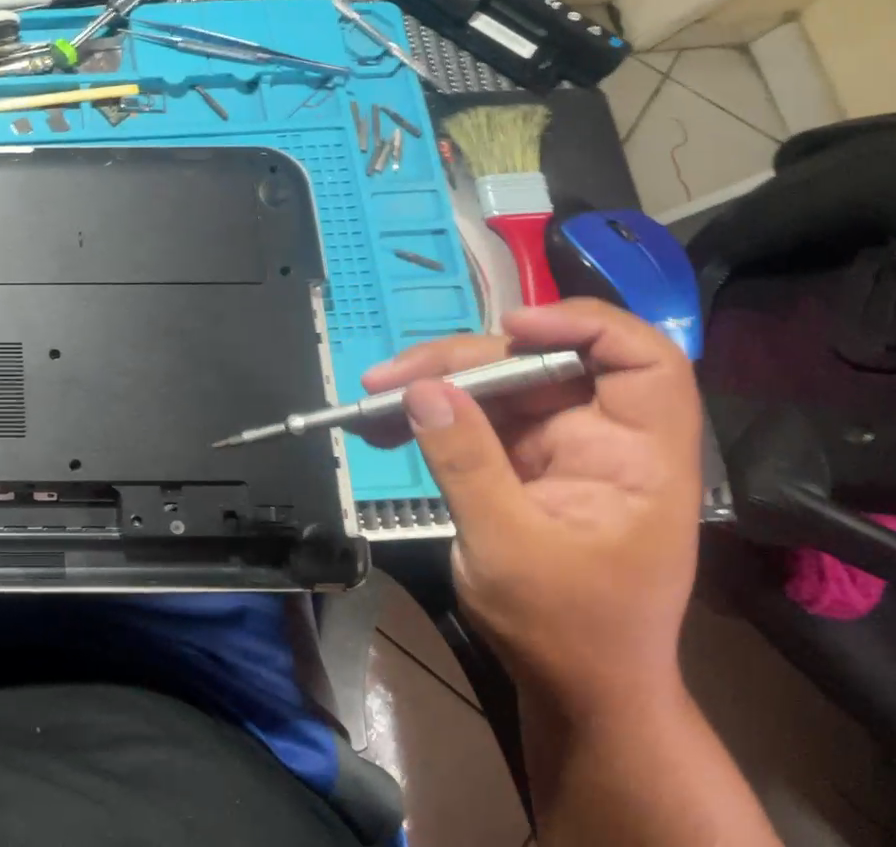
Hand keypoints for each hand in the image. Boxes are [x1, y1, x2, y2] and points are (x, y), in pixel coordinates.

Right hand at [359, 299, 702, 712]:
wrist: (574, 684)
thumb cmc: (565, 626)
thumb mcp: (507, 545)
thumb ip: (466, 462)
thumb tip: (422, 389)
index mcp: (638, 455)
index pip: (640, 360)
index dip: (582, 325)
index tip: (509, 328)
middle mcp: (602, 438)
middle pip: (540, 364)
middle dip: (462, 362)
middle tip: (388, 378)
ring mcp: (558, 449)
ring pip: (496, 387)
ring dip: (431, 386)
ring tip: (371, 401)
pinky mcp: (519, 464)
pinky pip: (472, 421)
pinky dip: (427, 417)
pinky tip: (382, 427)